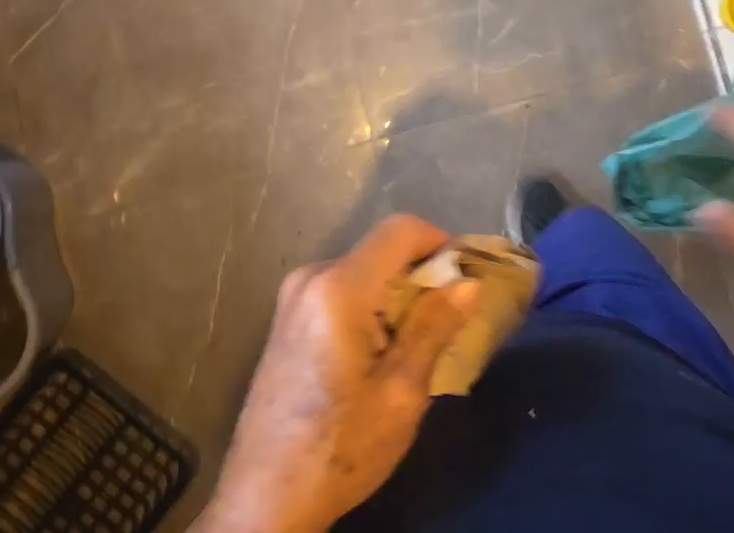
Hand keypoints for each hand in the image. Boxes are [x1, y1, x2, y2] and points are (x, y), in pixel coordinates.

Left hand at [197, 215, 477, 532]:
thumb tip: (469, 282)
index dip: (442, 244)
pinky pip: (343, 290)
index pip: (402, 230)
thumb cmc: (340, 449)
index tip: (464, 282)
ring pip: (365, 271)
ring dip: (398, 295)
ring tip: (416, 345)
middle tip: (448, 322)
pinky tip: (380, 354)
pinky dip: (372, 307)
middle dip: (422, 276)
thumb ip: (434, 327)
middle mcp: (311, 278)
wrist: (264, 502)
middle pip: (383, 250)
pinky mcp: (288, 319)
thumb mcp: (402, 392)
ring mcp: (293, 298)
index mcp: (339, 288)